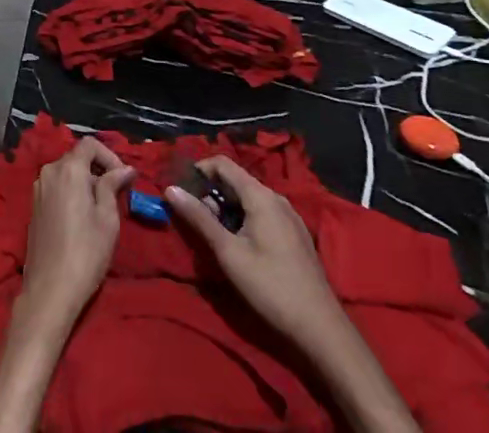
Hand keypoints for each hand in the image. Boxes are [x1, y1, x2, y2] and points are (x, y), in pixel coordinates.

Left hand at [21, 138, 135, 319]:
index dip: (110, 156)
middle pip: (77, 157)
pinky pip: (57, 188)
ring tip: (103, 207)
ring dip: (86, 182)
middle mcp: (48, 173)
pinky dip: (73, 192)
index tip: (124, 178)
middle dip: (99, 169)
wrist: (49, 291)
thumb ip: (112, 186)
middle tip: (117, 193)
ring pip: (67, 173)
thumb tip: (124, 169)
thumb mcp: (107, 217)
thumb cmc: (86, 252)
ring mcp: (38, 191)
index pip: (90, 144)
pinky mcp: (34, 208)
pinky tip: (83, 217)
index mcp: (67, 170)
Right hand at [165, 157, 346, 345]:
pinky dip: (242, 218)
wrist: (318, 325)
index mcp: (260, 196)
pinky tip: (237, 244)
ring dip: (226, 208)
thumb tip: (171, 189)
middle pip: (236, 181)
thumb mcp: (228, 252)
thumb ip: (199, 218)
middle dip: (211, 193)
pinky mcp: (293, 232)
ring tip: (213, 235)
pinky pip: (261, 212)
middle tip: (194, 220)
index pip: (223, 164)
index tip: (181, 191)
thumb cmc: (269, 286)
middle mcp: (276, 197)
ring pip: (248, 198)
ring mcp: (288, 215)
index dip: (199, 170)